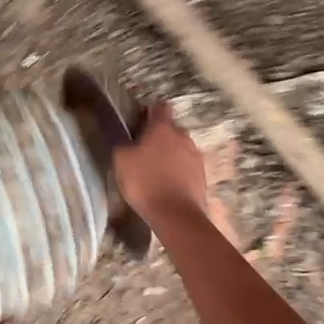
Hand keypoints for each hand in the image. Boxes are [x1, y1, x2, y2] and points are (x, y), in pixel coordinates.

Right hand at [113, 100, 208, 224]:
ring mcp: (195, 156)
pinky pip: (188, 166)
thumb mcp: (121, 159)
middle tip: (145, 151)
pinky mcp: (202, 176)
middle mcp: (183, 137)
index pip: (161, 107)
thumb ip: (124, 142)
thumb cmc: (145, 181)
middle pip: (172, 129)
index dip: (150, 113)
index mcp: (163, 128)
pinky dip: (180, 171)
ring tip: (158, 170)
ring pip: (181, 148)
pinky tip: (169, 184)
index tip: (140, 124)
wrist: (175, 215)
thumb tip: (128, 139)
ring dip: (172, 154)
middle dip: (161, 136)